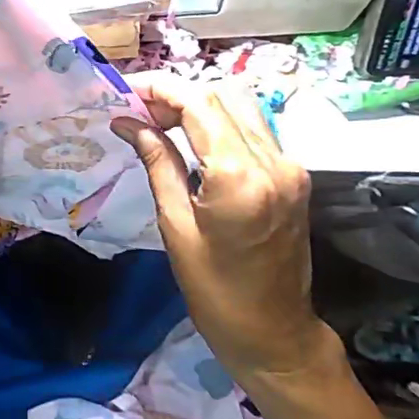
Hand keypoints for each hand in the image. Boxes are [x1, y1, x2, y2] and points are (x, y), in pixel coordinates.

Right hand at [111, 73, 338, 382]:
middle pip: (222, 96)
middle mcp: (273, 161)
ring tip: (158, 123)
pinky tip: (189, 141)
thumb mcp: (175, 224)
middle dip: (176, 94)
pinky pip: (253, 129)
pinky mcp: (293, 175)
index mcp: (240, 176)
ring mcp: (289, 166)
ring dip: (198, 105)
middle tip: (137, 112)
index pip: (199, 104)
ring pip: (241, 106)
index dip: (159, 89)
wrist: (272, 329)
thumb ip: (157, 163)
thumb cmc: (213, 288)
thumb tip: (127, 123)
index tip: (125, 92)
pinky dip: (218, 123)